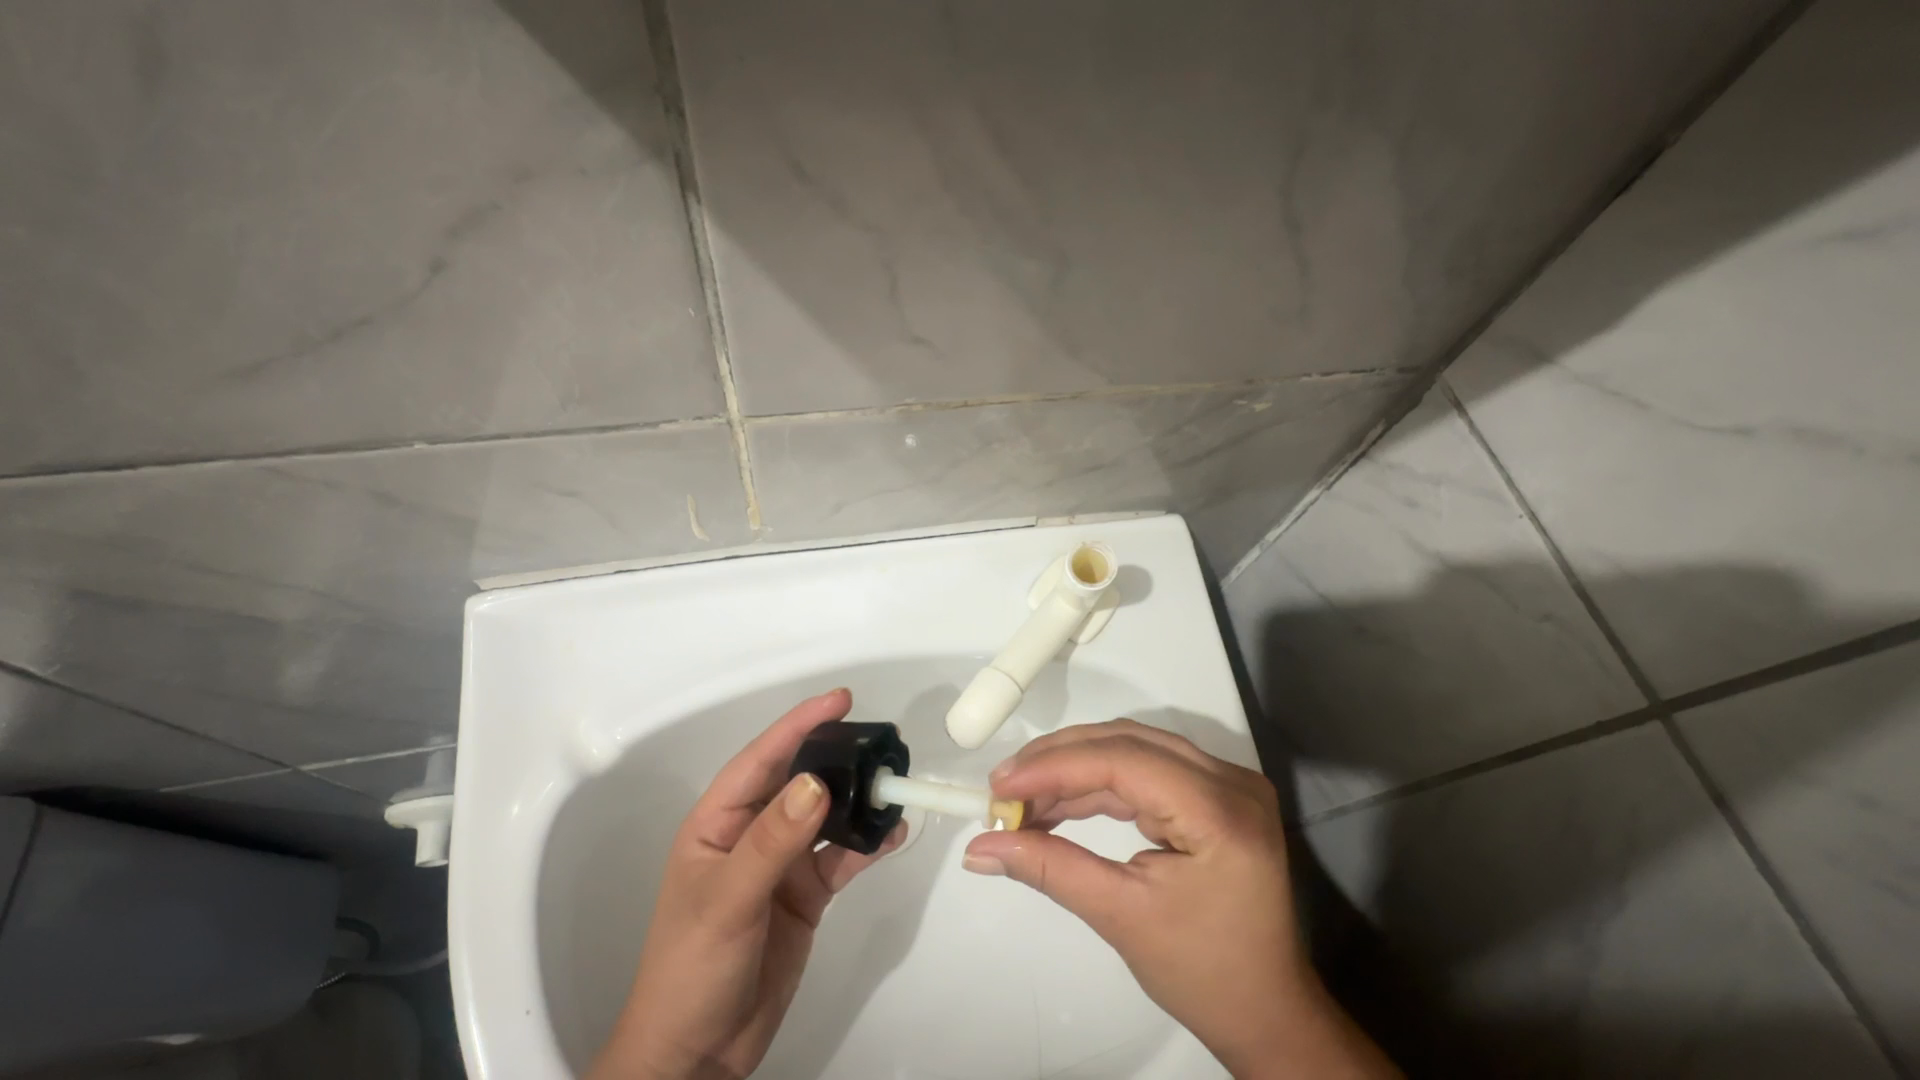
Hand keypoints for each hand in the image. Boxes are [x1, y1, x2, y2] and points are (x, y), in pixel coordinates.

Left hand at [589, 689, 903, 1079]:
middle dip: (836, 759)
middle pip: (798, 782)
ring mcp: (780, 865)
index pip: (761, 760)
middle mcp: (751, 834)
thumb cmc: (693, 967)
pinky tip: (892, 834)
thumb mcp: (728, 900)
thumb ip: (773, 841)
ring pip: (826, 818)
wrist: (698, 1050)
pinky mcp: (805, 895)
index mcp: (717, 823)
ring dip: (858, 803)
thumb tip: (817, 783)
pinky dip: (866, 845)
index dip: (799, 726)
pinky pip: (841, 858)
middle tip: (880, 742)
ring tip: (895, 785)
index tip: (841, 700)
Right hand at [962, 720, 1397, 1079]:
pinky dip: (1099, 785)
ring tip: (1021, 798)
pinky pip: (1147, 772)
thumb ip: (1049, 868)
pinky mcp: (1215, 797)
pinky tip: (1060, 803)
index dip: (1055, 767)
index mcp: (1219, 811)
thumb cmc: (1202, 972)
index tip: (999, 788)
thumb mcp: (1120, 917)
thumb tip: (980, 847)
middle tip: (1002, 788)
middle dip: (1059, 761)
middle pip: (1128, 743)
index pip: (1124, 761)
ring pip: (1135, 751)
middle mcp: (1230, 781)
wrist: (1266, 1011)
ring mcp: (1227, 786)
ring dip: (1075, 769)